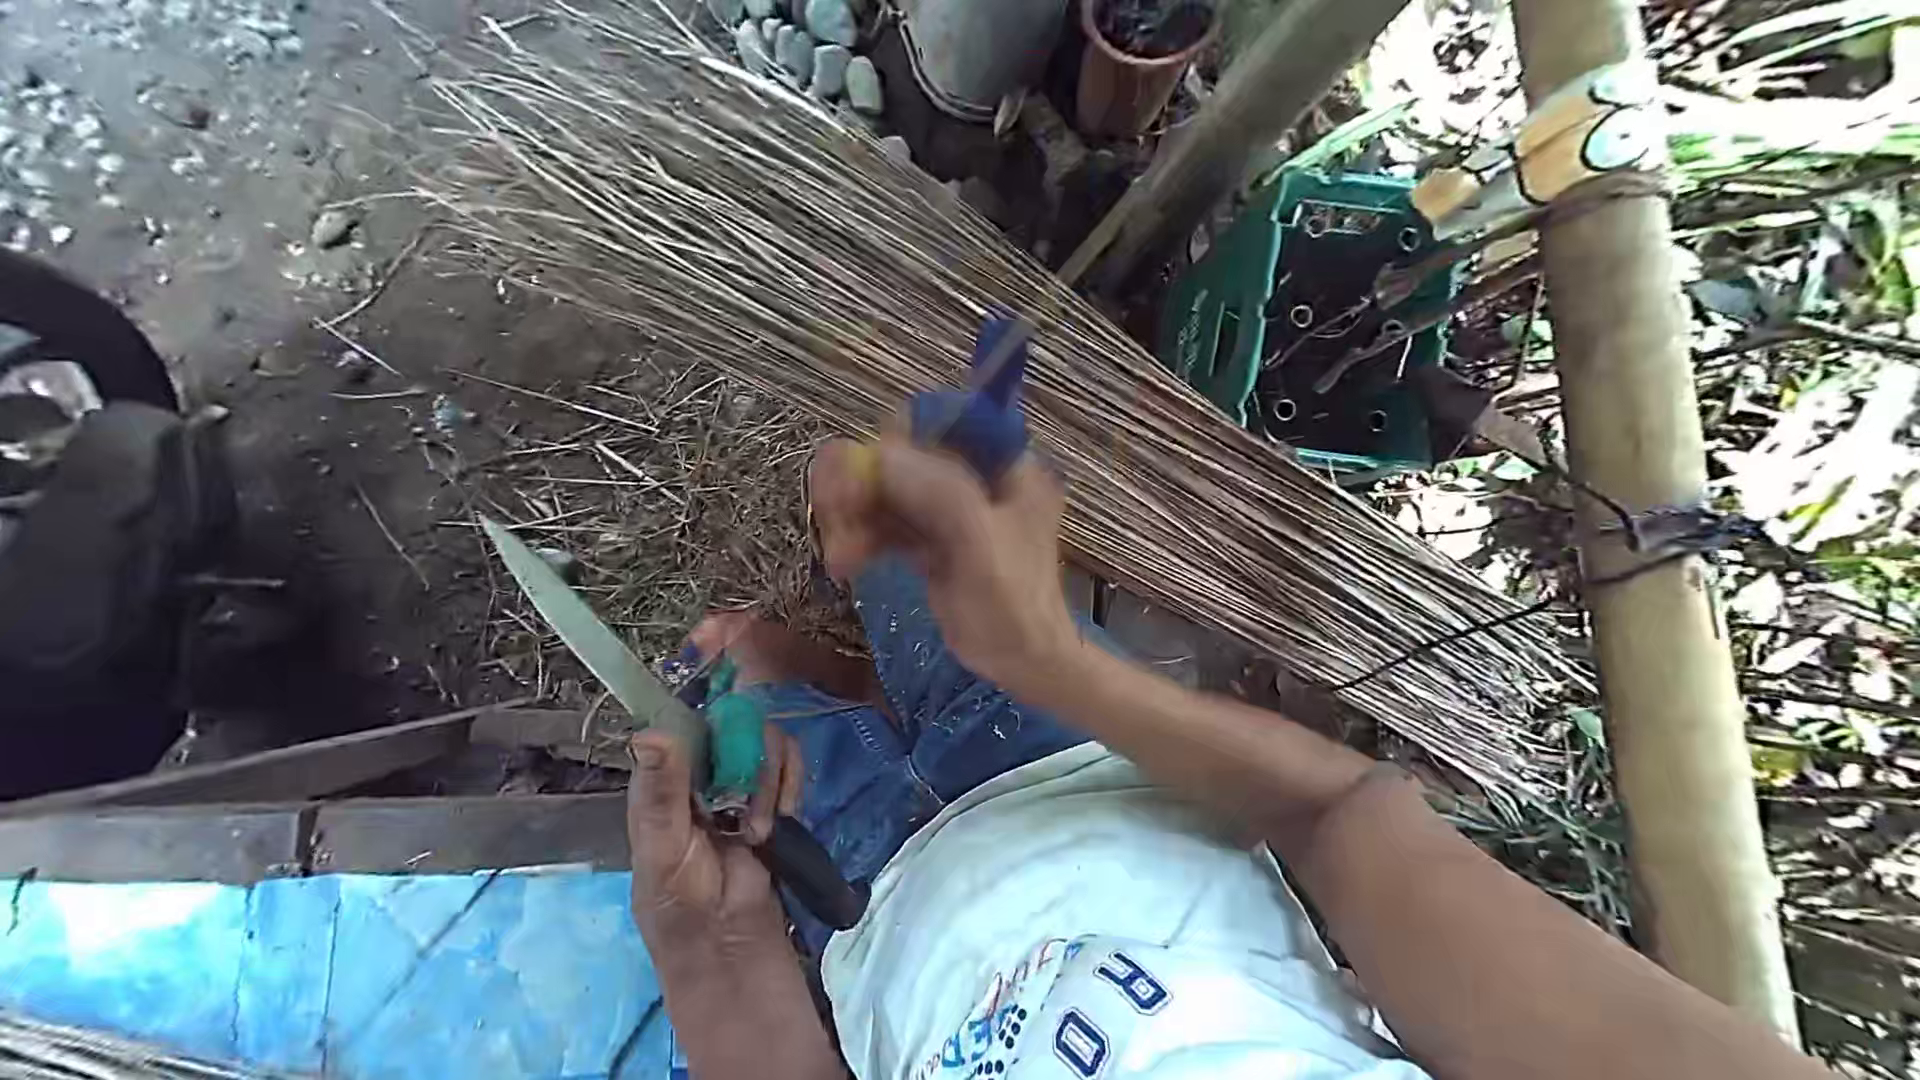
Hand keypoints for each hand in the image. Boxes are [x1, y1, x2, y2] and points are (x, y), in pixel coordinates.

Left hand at [625, 727, 802, 953]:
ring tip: (759, 827)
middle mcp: (701, 769)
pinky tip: (783, 816)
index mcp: (662, 777)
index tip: (726, 750)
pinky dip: (790, 784)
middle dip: (748, 760)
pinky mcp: (774, 789)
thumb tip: (645, 733)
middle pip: (734, 724)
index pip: (686, 723)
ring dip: (771, 781)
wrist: (733, 942)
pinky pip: (789, 759)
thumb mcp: (662, 849)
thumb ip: (660, 791)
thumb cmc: (682, 902)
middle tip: (746, 804)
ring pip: (765, 739)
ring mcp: (740, 777)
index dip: (710, 725)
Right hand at [809, 438, 1083, 696]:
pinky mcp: (930, 541)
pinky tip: (845, 564)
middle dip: (863, 483)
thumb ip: (939, 492)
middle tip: (835, 513)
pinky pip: (886, 525)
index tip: (863, 474)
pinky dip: (862, 538)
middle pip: (903, 458)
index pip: (939, 425)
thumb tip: (879, 452)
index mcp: (1001, 464)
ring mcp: (949, 511)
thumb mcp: (981, 544)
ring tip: (840, 556)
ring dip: (855, 517)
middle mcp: (973, 478)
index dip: (896, 441)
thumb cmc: (1013, 604)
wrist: (1022, 662)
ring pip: (887, 492)